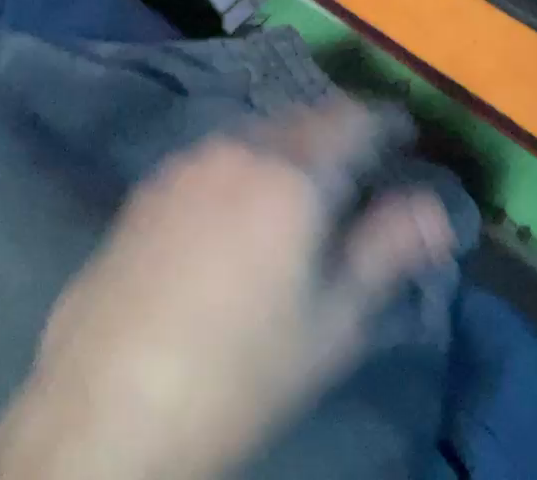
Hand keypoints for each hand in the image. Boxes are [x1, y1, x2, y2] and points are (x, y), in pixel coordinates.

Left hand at [0, 103, 457, 479]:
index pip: (355, 119)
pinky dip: (243, 167)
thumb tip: (436, 209)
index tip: (404, 133)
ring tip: (303, 187)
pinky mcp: (145, 194)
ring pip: (255, 137)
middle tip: (358, 164)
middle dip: (337, 132)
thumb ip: (388, 251)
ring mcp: (184, 169)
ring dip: (289, 147)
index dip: (386, 121)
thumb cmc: (239, 374)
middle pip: (303, 119)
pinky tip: (238, 211)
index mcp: (293, 178)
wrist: (100, 417)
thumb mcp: (331, 323)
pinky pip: (214, 159)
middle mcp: (238, 154)